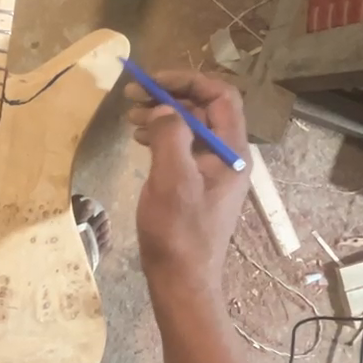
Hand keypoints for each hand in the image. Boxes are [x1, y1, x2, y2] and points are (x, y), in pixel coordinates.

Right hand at [126, 71, 250, 290]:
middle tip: (132, 95)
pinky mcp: (196, 184)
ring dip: (162, 114)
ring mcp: (213, 171)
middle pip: (205, 109)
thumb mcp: (171, 180)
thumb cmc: (178, 233)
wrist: (181, 280)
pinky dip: (161, 135)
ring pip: (191, 127)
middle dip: (170, 96)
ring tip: (129, 115)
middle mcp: (228, 157)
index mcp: (232, 152)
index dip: (188, 81)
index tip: (152, 81)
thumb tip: (162, 109)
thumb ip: (170, 137)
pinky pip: (182, 146)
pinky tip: (140, 139)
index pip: (221, 96)